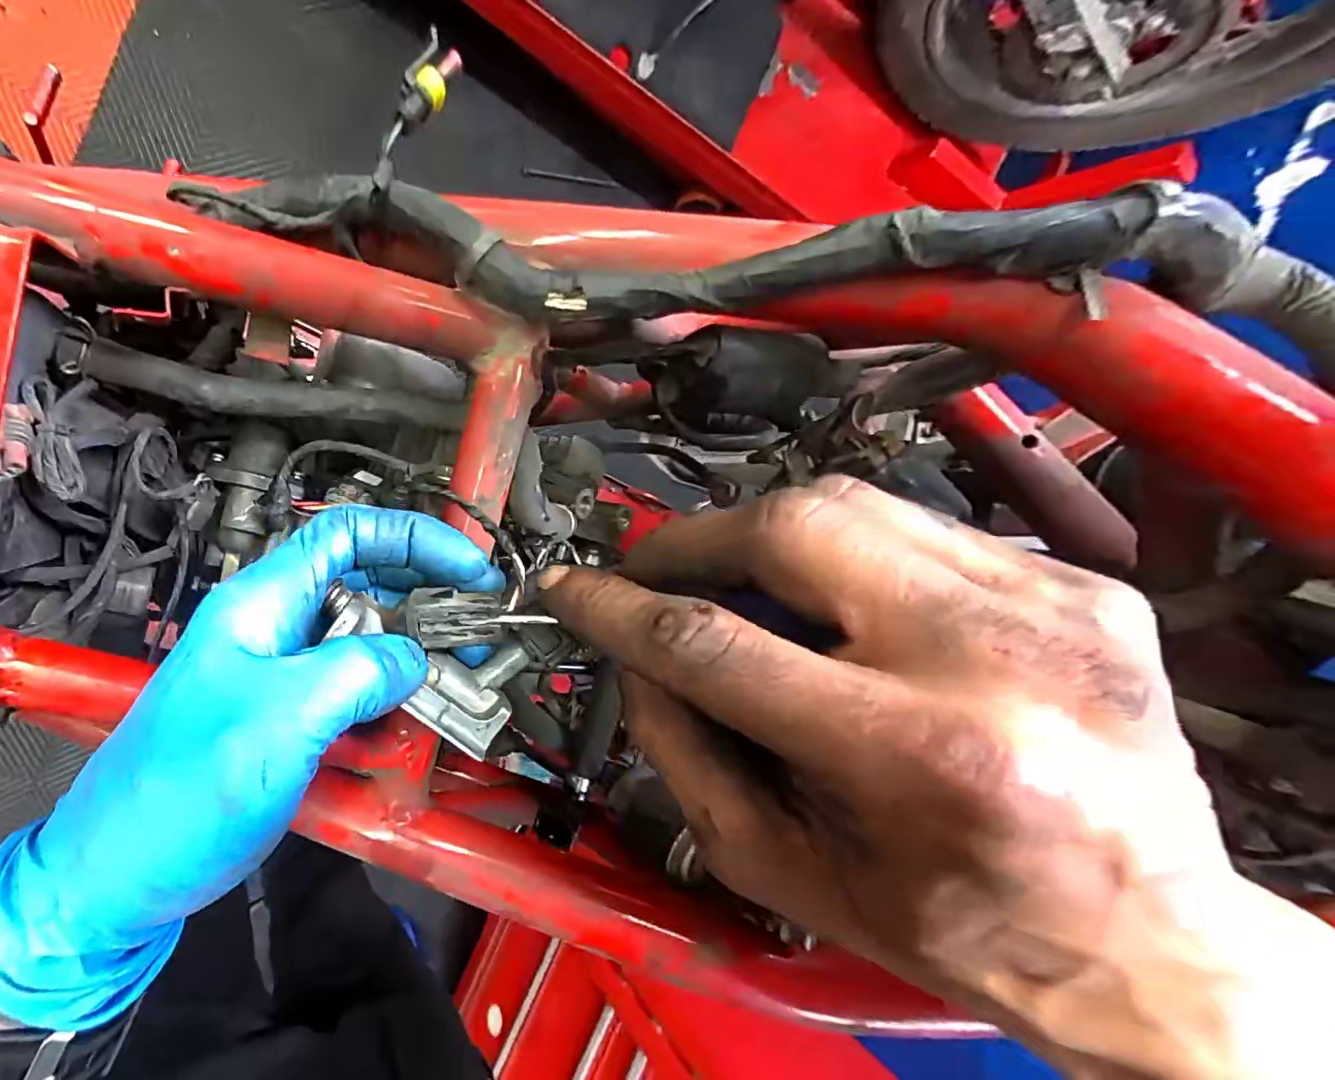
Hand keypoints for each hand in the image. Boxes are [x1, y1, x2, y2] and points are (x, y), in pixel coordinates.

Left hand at [0, 506, 500, 1030]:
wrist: (122, 870)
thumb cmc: (180, 788)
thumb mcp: (279, 719)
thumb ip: (357, 674)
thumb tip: (414, 660)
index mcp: (264, 604)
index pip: (346, 535)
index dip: (413, 537)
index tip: (469, 566)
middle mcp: (277, 629)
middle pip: (365, 589)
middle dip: (425, 606)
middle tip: (476, 637)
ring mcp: (284, 677)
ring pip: (365, 648)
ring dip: (410, 667)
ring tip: (452, 693)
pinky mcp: (290, 720)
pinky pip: (352, 698)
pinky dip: (385, 710)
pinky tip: (402, 737)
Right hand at [541, 476, 1332, 1079]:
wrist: (1151, 940)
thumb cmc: (938, 919)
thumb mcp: (768, 858)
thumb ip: (675, 746)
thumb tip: (629, 651)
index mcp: (913, 755)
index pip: (712, 643)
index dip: (617, 608)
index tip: (568, 589)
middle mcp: (993, 657)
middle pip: (787, 531)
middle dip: (686, 542)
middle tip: (647, 574)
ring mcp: (1050, 602)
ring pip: (840, 505)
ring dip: (750, 537)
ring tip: (724, 583)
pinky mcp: (1075, 579)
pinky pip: (899, 526)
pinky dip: (830, 552)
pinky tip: (826, 602)